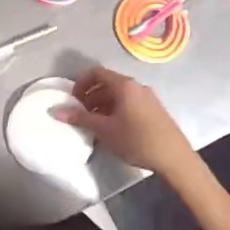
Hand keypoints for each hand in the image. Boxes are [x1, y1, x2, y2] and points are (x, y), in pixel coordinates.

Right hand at [54, 66, 196, 175]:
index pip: (96, 72)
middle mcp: (137, 86)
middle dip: (90, 96)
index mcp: (124, 85)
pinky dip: (115, 109)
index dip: (80, 83)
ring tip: (94, 124)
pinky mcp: (154, 109)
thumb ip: (79, 118)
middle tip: (80, 114)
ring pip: (118, 94)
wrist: (174, 157)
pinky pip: (129, 102)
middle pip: (107, 83)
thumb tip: (55, 111)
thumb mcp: (104, 130)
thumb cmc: (136, 140)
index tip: (72, 101)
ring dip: (101, 104)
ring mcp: (147, 97)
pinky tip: (112, 129)